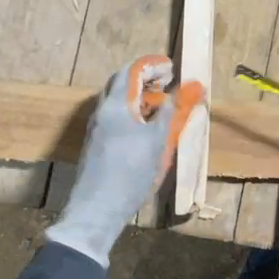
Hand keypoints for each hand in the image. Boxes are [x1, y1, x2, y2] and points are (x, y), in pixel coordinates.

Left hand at [46, 55, 176, 266]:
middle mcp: (101, 112)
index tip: (172, 70)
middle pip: (120, 84)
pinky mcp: (96, 145)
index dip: (152, 66)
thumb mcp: (158, 140)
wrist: (96, 212)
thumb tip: (183, 90)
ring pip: (117, 102)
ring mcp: (96, 129)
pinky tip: (147, 130)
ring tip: (162, 107)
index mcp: (114, 105)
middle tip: (167, 85)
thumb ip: (170, 112)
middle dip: (145, 80)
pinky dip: (133, 114)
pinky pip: (115, 118)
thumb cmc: (130, 171)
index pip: (131, 71)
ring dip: (139, 98)